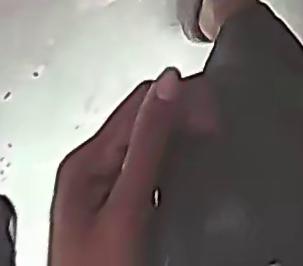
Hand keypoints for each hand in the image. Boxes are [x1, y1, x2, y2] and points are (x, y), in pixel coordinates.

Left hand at [49, 68, 214, 265]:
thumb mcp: (127, 209)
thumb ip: (148, 144)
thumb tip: (168, 85)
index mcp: (86, 162)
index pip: (139, 102)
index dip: (179, 98)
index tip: (213, 108)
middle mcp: (90, 171)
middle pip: (142, 120)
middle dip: (182, 114)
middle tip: (217, 124)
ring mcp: (102, 194)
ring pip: (147, 144)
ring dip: (179, 136)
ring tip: (209, 140)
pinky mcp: (115, 216)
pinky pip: (148, 171)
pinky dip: (173, 162)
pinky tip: (189, 172)